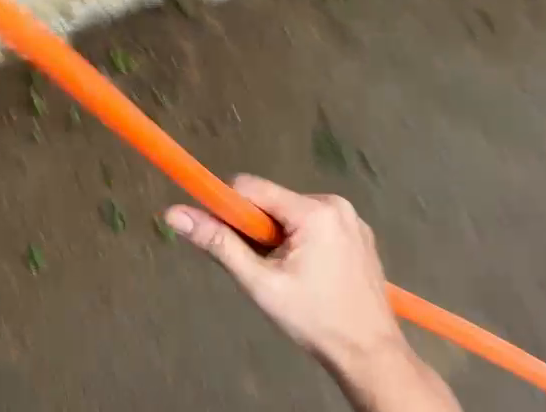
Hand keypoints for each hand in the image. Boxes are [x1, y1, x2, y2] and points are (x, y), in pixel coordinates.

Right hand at [165, 175, 400, 369]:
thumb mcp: (258, 282)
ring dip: (274, 235)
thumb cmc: (314, 319)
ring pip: (286, 211)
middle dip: (255, 227)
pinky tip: (306, 272)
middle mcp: (336, 205)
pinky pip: (308, 222)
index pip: (248, 187)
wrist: (374, 359)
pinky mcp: (357, 234)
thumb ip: (217, 242)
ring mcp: (351, 220)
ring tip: (285, 273)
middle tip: (262, 266)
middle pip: (268, 200)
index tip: (228, 238)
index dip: (229, 209)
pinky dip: (297, 239)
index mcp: (315, 211)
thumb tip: (172, 213)